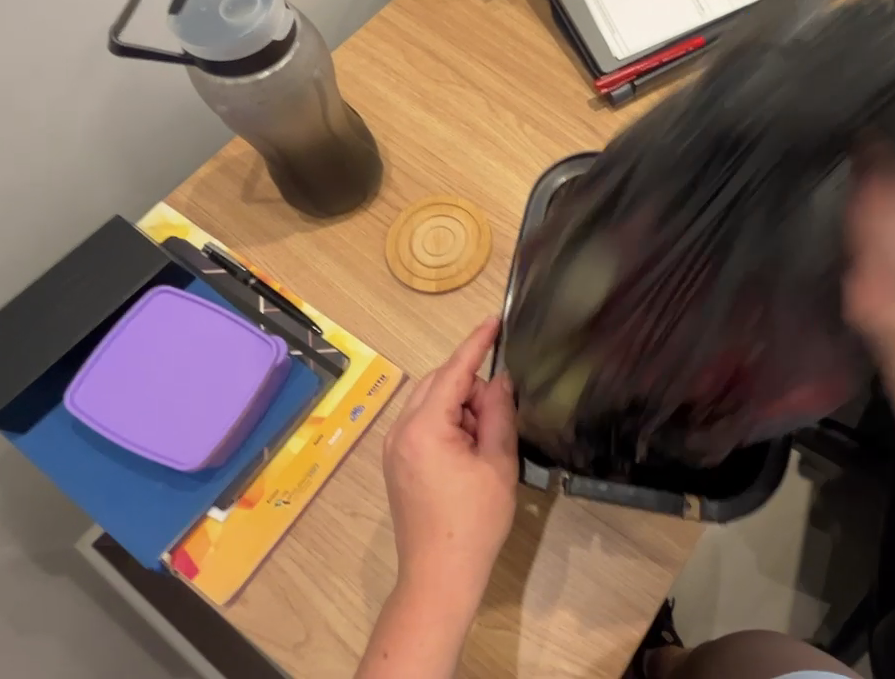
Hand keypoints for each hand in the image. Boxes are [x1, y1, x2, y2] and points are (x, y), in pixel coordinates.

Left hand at [382, 317, 518, 618]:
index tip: (495, 319)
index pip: (453, 371)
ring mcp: (394, 448)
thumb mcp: (497, 461)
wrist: (439, 576)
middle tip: (500, 411)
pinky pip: (424, 423)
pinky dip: (448, 422)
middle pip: (438, 383)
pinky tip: (469, 449)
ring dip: (460, 406)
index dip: (476, 343)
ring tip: (486, 439)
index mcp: (424, 427)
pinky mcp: (397, 463)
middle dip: (470, 386)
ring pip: (431, 402)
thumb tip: (498, 380)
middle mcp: (401, 431)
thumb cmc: (474, 520)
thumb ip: (497, 412)